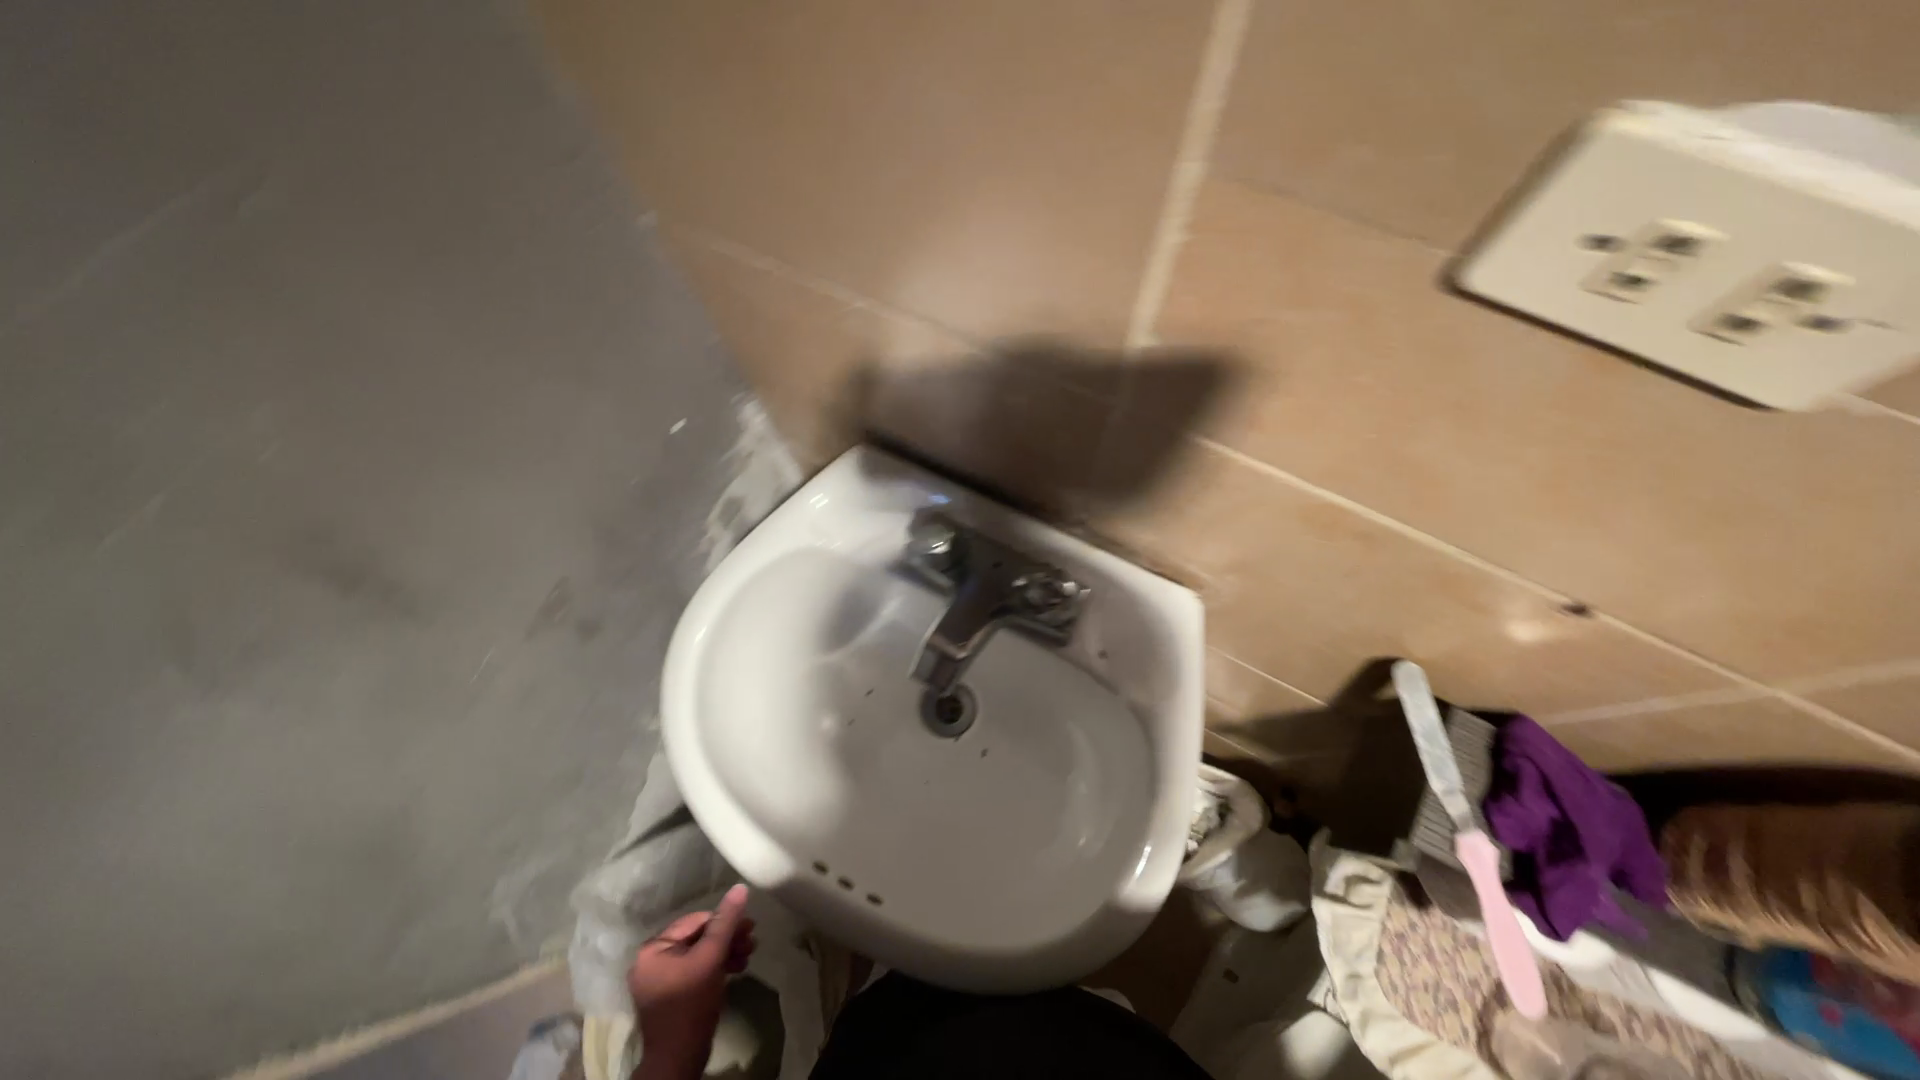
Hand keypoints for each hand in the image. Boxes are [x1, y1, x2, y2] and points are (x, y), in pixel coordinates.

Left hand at [628, 884, 755, 1079]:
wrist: (678, 1058)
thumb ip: (725, 923)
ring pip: (699, 956)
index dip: (724, 922)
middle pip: (697, 938)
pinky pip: (695, 972)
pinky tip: (735, 970)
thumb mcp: (711, 958)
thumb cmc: (691, 1003)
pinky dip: (715, 969)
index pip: (695, 922)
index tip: (749, 927)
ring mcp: (660, 980)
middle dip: (727, 939)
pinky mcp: (671, 995)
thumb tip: (740, 888)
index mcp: (653, 948)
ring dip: (725, 953)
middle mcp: (651, 960)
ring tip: (748, 956)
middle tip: (752, 942)